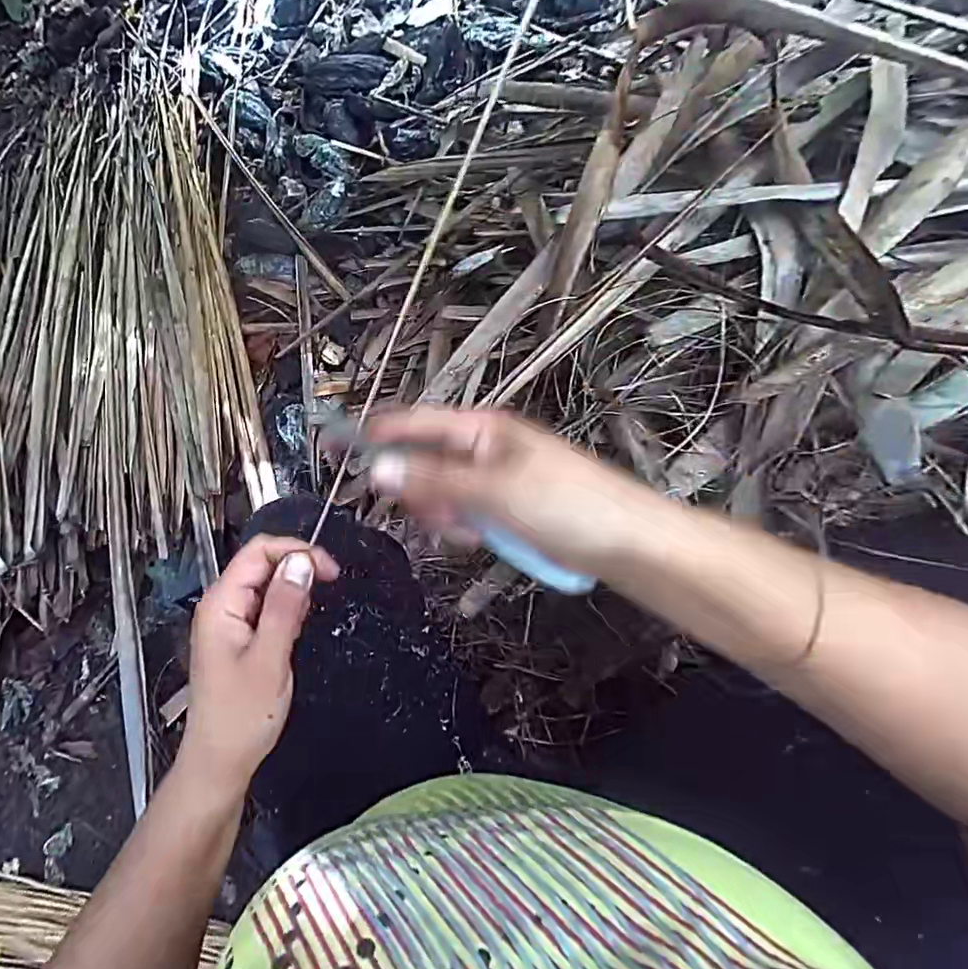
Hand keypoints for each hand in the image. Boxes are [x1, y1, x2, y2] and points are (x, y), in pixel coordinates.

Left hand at [177, 535, 339, 787]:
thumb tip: (301, 562)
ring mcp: (229, 620)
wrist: (220, 762)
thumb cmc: (241, 717)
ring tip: (307, 620)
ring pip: (266, 585)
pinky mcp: (238, 636)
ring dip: (293, 591)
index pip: (258, 551)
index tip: (330, 568)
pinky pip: (265, 607)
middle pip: (261, 563)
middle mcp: (221, 604)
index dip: (295, 550)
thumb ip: (285, 607)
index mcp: (221, 603)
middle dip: (297, 567)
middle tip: (329, 586)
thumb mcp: (270, 659)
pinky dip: (286, 610)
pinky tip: (296, 629)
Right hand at [364, 406, 664, 573]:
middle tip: (436, 513)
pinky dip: (464, 528)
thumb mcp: (491, 491)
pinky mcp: (502, 506)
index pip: (412, 423)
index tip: (338, 444)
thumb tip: (381, 469)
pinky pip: (462, 513)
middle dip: (420, 491)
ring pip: (439, 493)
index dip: (373, 434)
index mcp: (480, 429)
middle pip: (421, 462)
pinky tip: (482, 537)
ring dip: (445, 515)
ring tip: (471, 530)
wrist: (629, 545)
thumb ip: (431, 480)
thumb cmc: (575, 506)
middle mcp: (483, 448)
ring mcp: (492, 478)